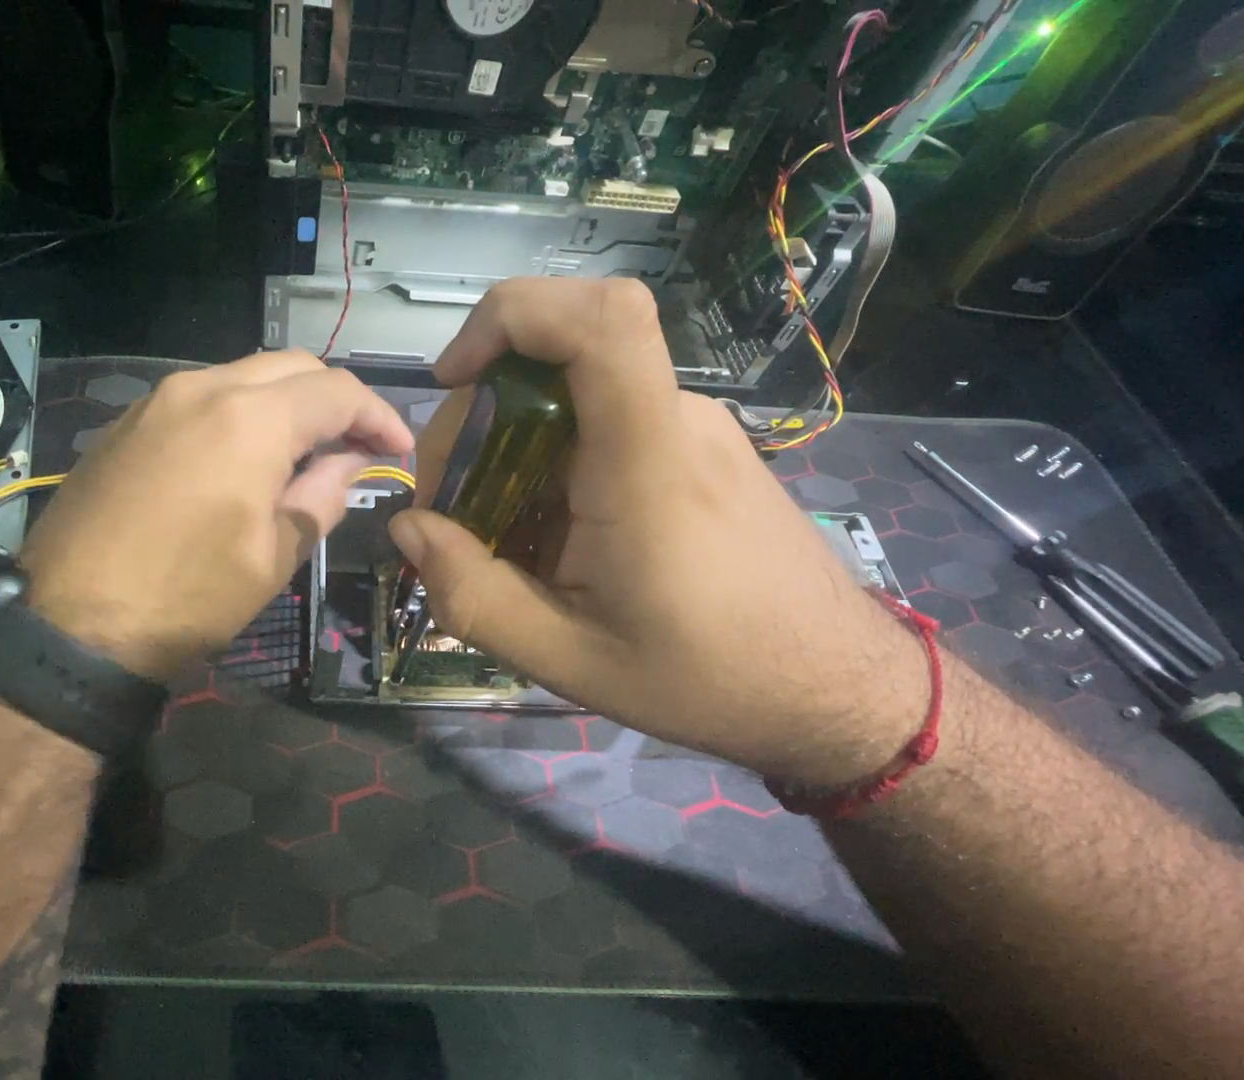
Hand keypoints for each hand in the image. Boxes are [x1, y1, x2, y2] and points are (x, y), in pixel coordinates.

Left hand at [19, 351, 413, 680]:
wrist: (70, 624)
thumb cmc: (188, 597)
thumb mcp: (274, 556)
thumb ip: (322, 496)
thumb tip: (349, 463)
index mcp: (250, 418)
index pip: (337, 392)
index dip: (379, 416)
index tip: (400, 450)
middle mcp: (202, 388)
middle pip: (291, 367)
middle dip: (334, 400)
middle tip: (357, 448)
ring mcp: (157, 400)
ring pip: (243, 376)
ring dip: (285, 404)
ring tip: (305, 454)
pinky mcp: (127, 422)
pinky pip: (201, 398)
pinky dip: (239, 414)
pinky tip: (244, 459)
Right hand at [388, 278, 926, 786]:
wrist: (836, 691)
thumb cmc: (709, 680)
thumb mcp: (568, 659)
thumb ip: (473, 595)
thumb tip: (407, 529)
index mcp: (646, 461)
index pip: (599, 320)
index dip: (511, 316)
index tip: (453, 379)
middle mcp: (674, 423)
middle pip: (556, 363)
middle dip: (478, 421)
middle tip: (450, 513)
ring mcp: (693, 433)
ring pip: (573, 401)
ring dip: (511, 452)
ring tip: (495, 540)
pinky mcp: (699, 453)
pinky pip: (604, 431)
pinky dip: (551, 467)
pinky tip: (548, 541)